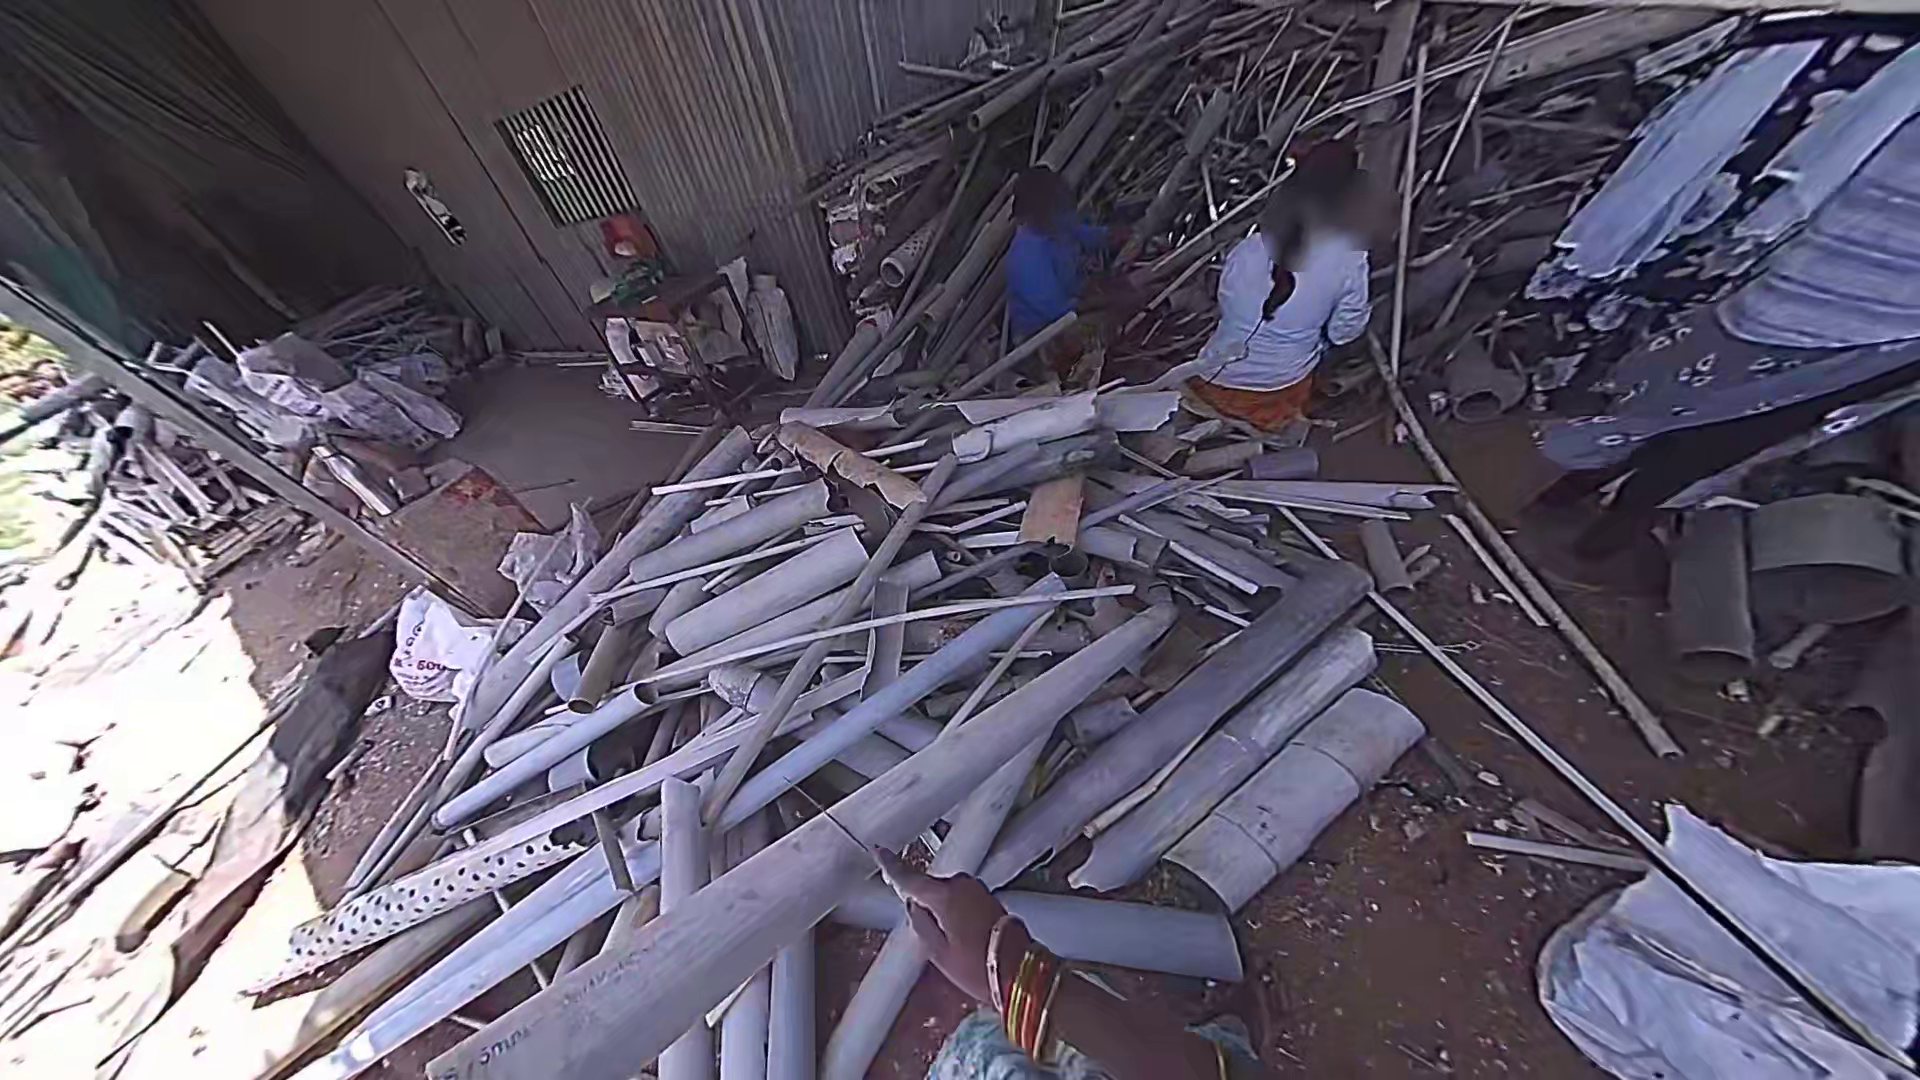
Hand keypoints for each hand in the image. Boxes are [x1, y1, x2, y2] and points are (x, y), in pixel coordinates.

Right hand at [879, 851, 1017, 1005]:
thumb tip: (912, 904)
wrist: (1019, 968)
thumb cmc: (976, 965)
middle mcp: (960, 883)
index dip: (892, 865)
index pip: (910, 878)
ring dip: (942, 908)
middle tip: (932, 937)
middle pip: (930, 887)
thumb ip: (920, 923)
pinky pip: (960, 896)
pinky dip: (955, 909)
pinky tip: (962, 933)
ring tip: (952, 942)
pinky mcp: (986, 893)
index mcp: (944, 895)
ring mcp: (975, 886)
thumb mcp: (938, 952)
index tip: (878, 850)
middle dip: (924, 903)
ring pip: (946, 893)